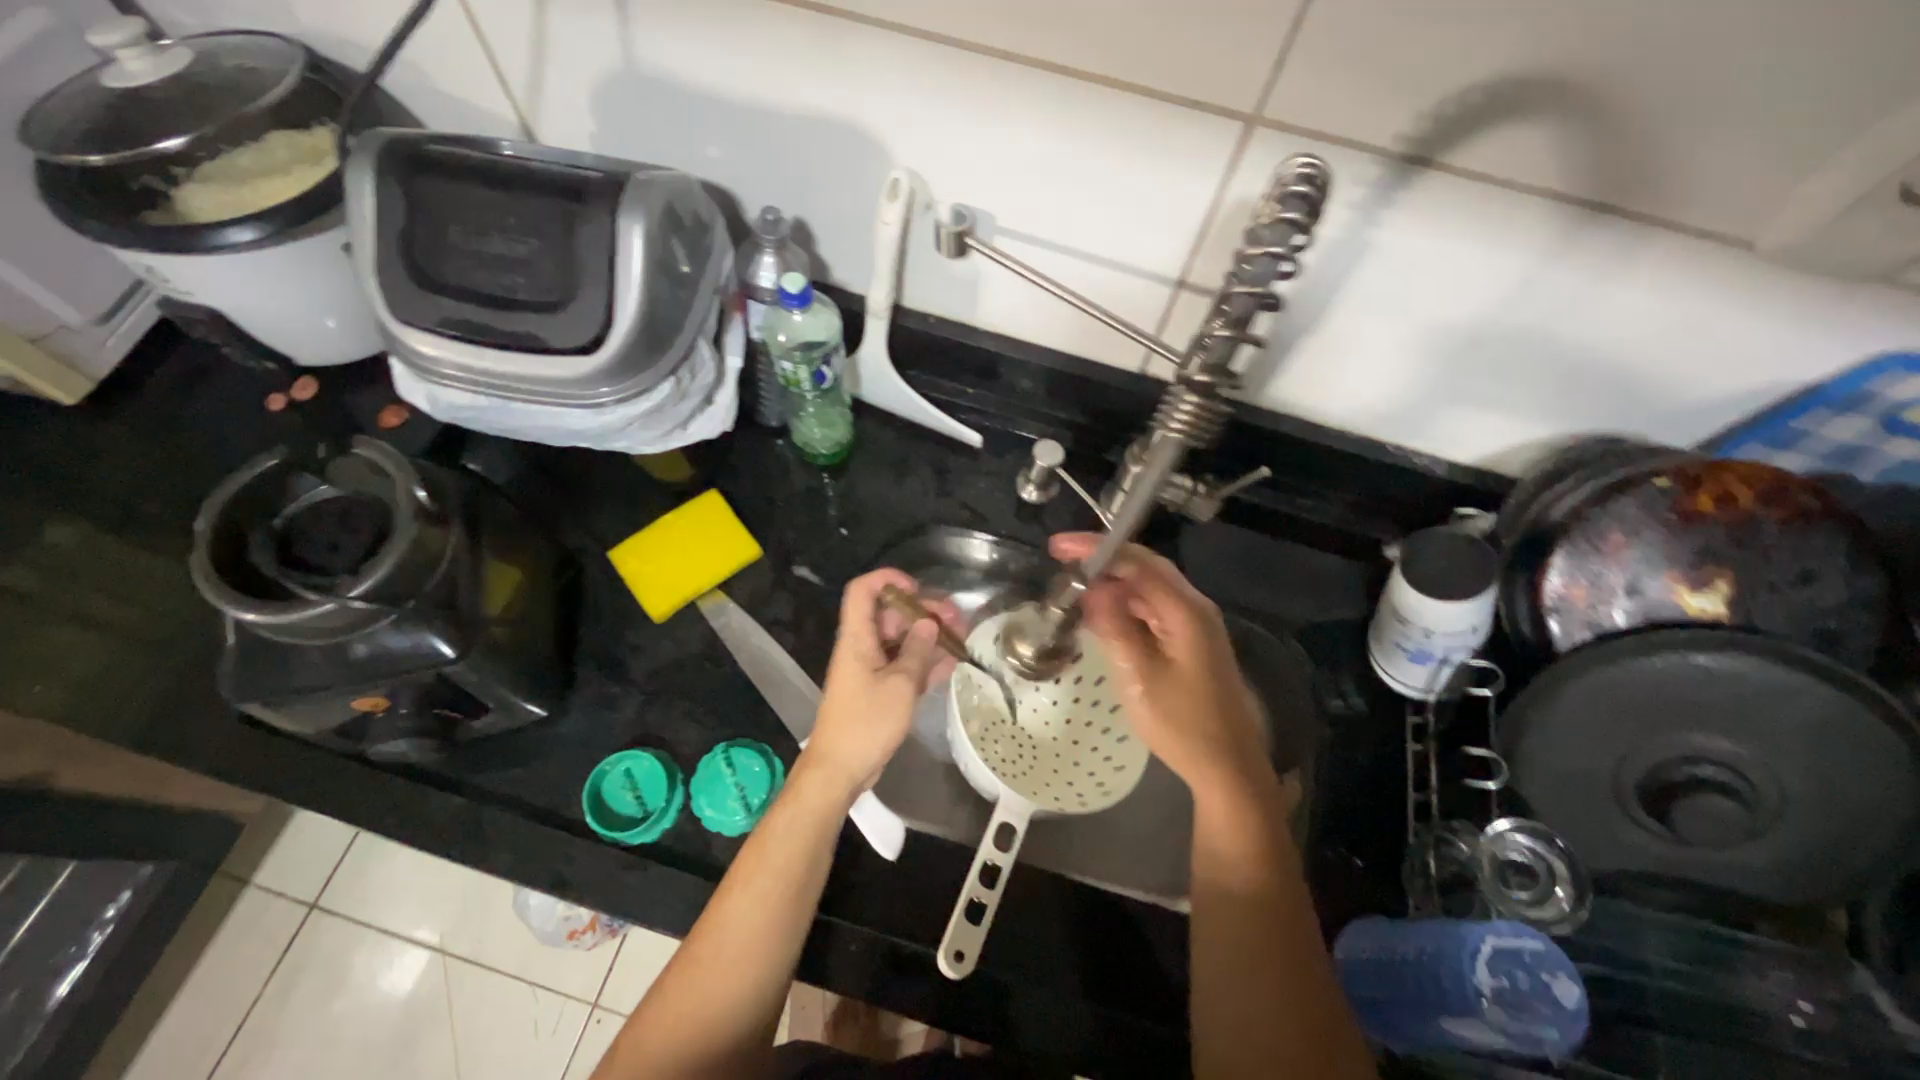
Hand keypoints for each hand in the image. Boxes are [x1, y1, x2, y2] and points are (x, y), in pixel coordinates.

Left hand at [801, 569, 962, 798]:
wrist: (840, 769)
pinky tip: (952, 663)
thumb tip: (929, 623)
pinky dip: (925, 662)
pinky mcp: (879, 690)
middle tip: (956, 618)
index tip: (919, 588)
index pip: (863, 590)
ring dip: (929, 637)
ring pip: (901, 641)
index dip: (888, 579)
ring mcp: (871, 669)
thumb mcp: (900, 685)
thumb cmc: (867, 723)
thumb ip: (918, 651)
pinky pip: (904, 666)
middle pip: (889, 615)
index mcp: (857, 638)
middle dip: (922, 611)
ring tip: (962, 637)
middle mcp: (862, 647)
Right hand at [1052, 534, 1267, 798]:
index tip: (1057, 548)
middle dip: (1104, 559)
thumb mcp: (1138, 676)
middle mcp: (1194, 608)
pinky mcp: (1191, 643)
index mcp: (1186, 610)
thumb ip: (1114, 626)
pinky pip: (1155, 610)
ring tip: (1074, 585)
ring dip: (1114, 582)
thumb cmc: (1182, 724)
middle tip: (1061, 560)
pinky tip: (1102, 614)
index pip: (1137, 562)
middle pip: (1147, 568)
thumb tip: (1091, 587)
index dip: (1096, 549)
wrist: (1227, 765)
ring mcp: (1195, 625)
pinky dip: (1126, 604)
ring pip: (1150, 589)